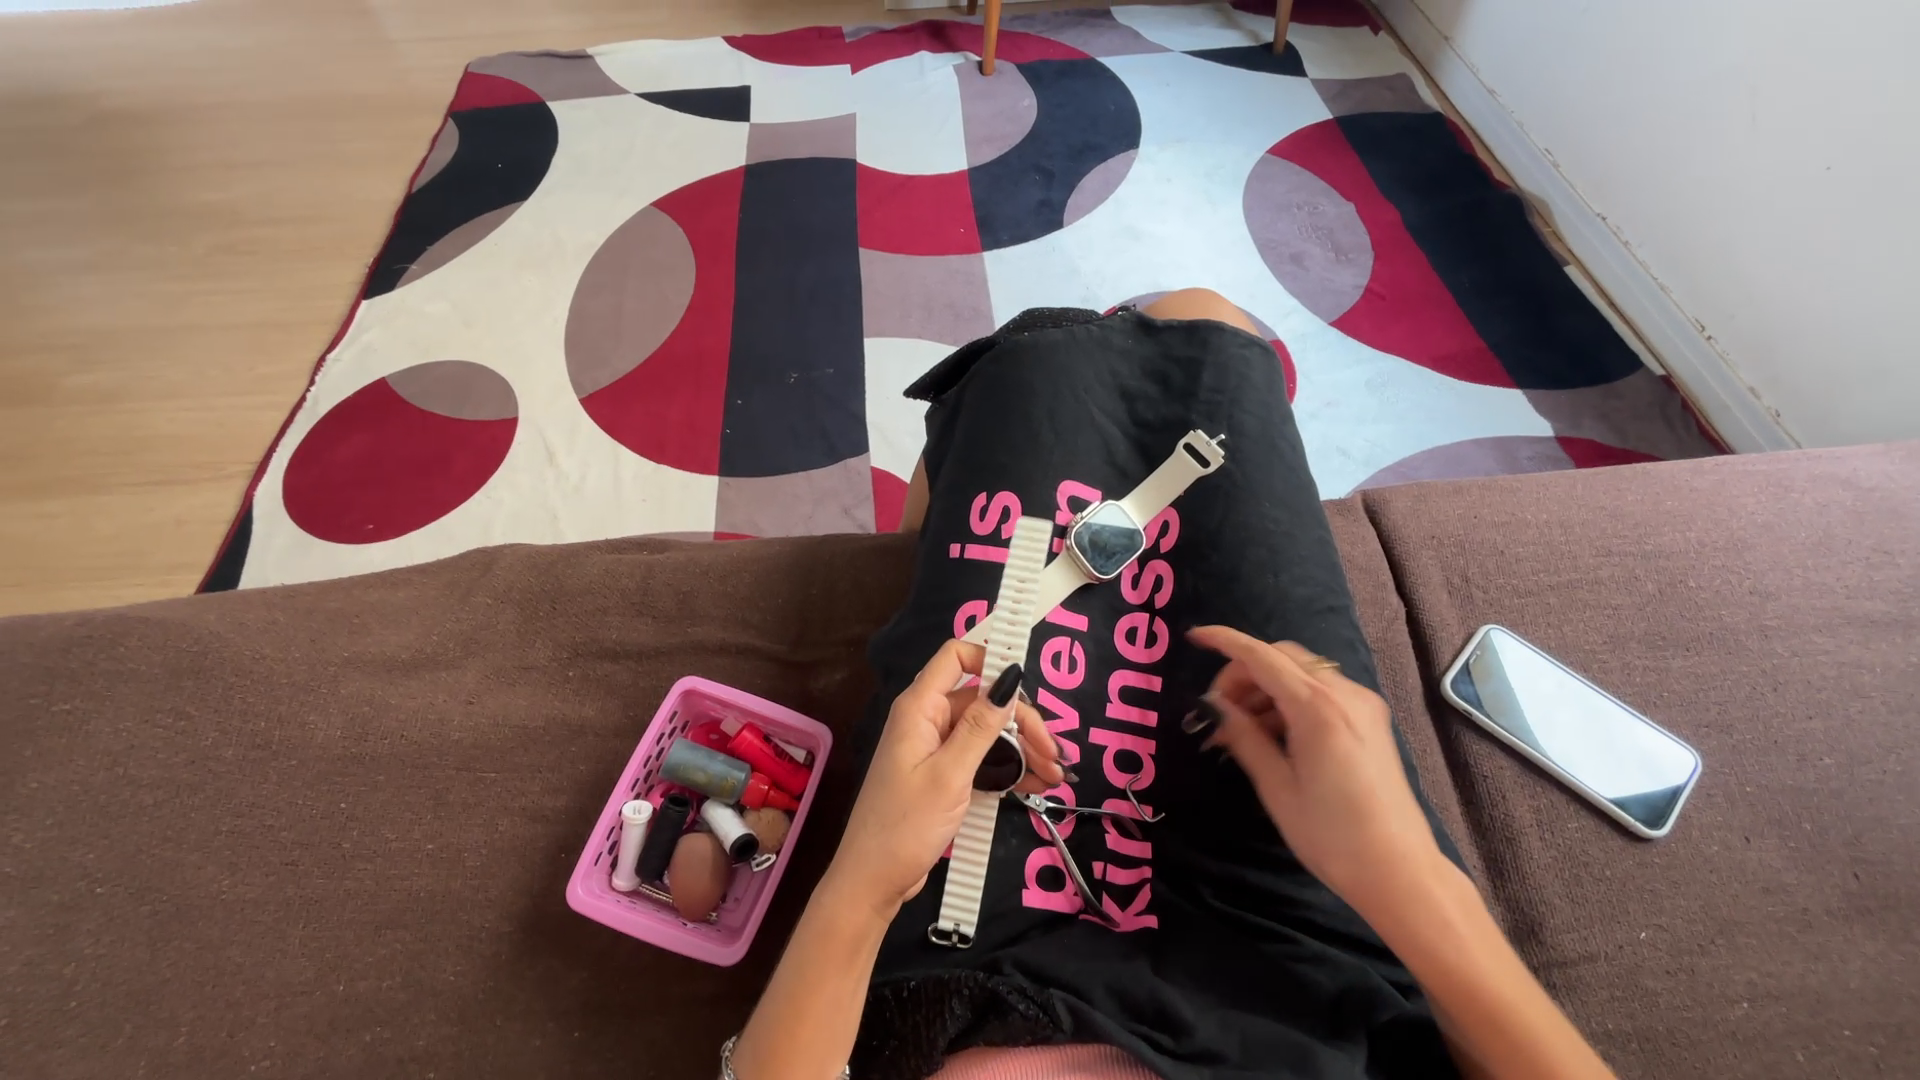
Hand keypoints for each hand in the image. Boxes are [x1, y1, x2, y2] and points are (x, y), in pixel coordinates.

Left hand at [825, 641, 1063, 919]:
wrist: (874, 882)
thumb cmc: (905, 825)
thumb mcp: (949, 775)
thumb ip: (981, 726)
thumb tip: (1010, 676)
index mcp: (920, 707)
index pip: (956, 656)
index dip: (992, 658)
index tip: (1029, 685)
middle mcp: (928, 719)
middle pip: (983, 699)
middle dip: (1022, 721)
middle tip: (1054, 753)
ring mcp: (936, 747)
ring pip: (988, 731)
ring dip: (1023, 748)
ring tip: (1055, 775)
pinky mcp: (944, 774)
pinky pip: (983, 758)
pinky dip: (1010, 768)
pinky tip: (1037, 784)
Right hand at [1188, 625, 1448, 921]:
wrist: (1400, 872)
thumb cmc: (1331, 835)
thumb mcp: (1277, 787)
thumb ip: (1244, 737)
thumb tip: (1214, 707)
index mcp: (1318, 708)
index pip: (1261, 656)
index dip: (1224, 641)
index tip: (1193, 637)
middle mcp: (1345, 694)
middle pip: (1282, 657)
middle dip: (1243, 672)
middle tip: (1218, 712)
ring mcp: (1362, 705)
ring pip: (1301, 671)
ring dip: (1265, 687)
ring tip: (1240, 729)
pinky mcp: (1370, 720)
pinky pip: (1320, 690)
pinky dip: (1289, 698)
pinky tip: (1273, 734)